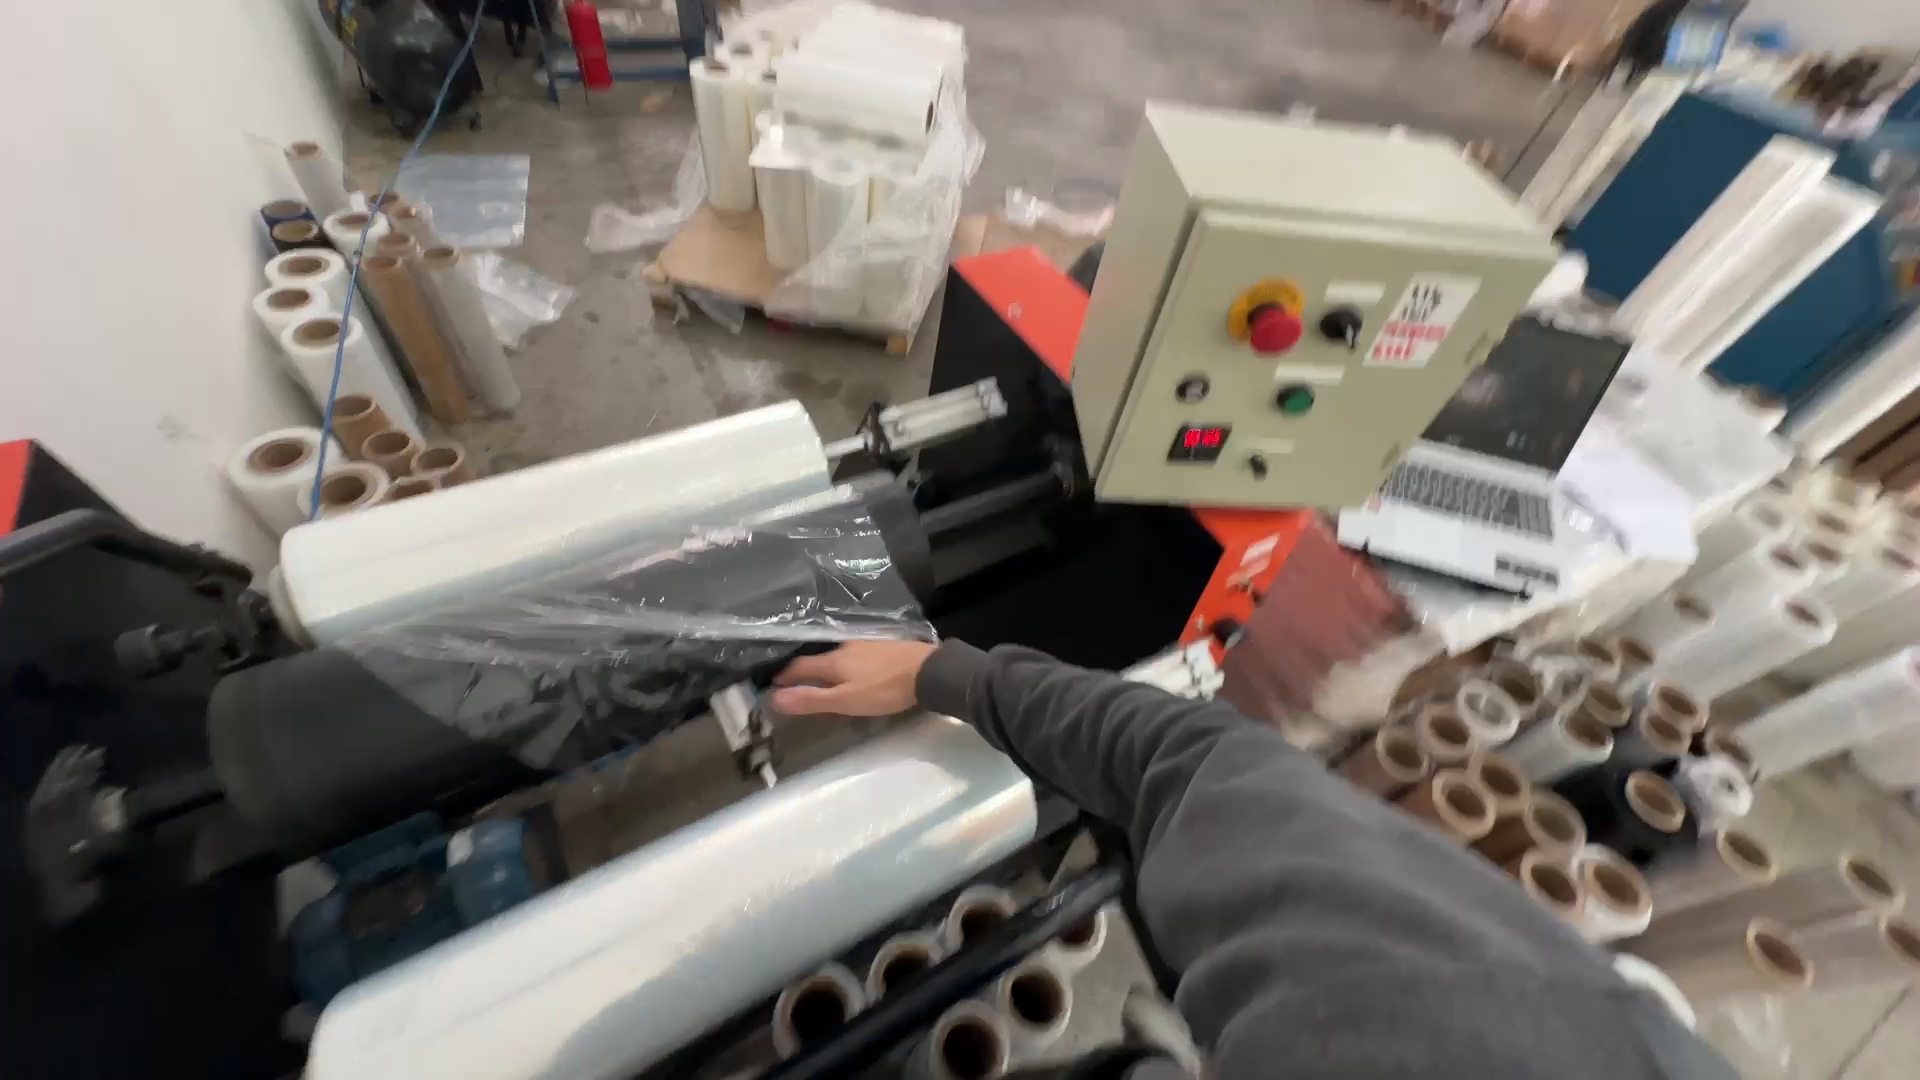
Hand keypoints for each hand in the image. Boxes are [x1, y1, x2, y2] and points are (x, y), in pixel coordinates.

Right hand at [768, 640, 937, 716]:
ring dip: (825, 663)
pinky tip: (853, 666)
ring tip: (822, 675)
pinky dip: (846, 660)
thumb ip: (812, 699)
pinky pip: (855, 650)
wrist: (927, 670)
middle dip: (804, 669)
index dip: (784, 677)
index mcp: (833, 661)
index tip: (773, 685)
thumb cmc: (884, 689)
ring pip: (837, 652)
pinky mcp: (883, 644)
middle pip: (817, 657)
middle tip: (795, 681)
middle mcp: (845, 646)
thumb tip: (774, 696)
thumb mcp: (846, 700)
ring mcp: (866, 643)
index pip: (799, 666)